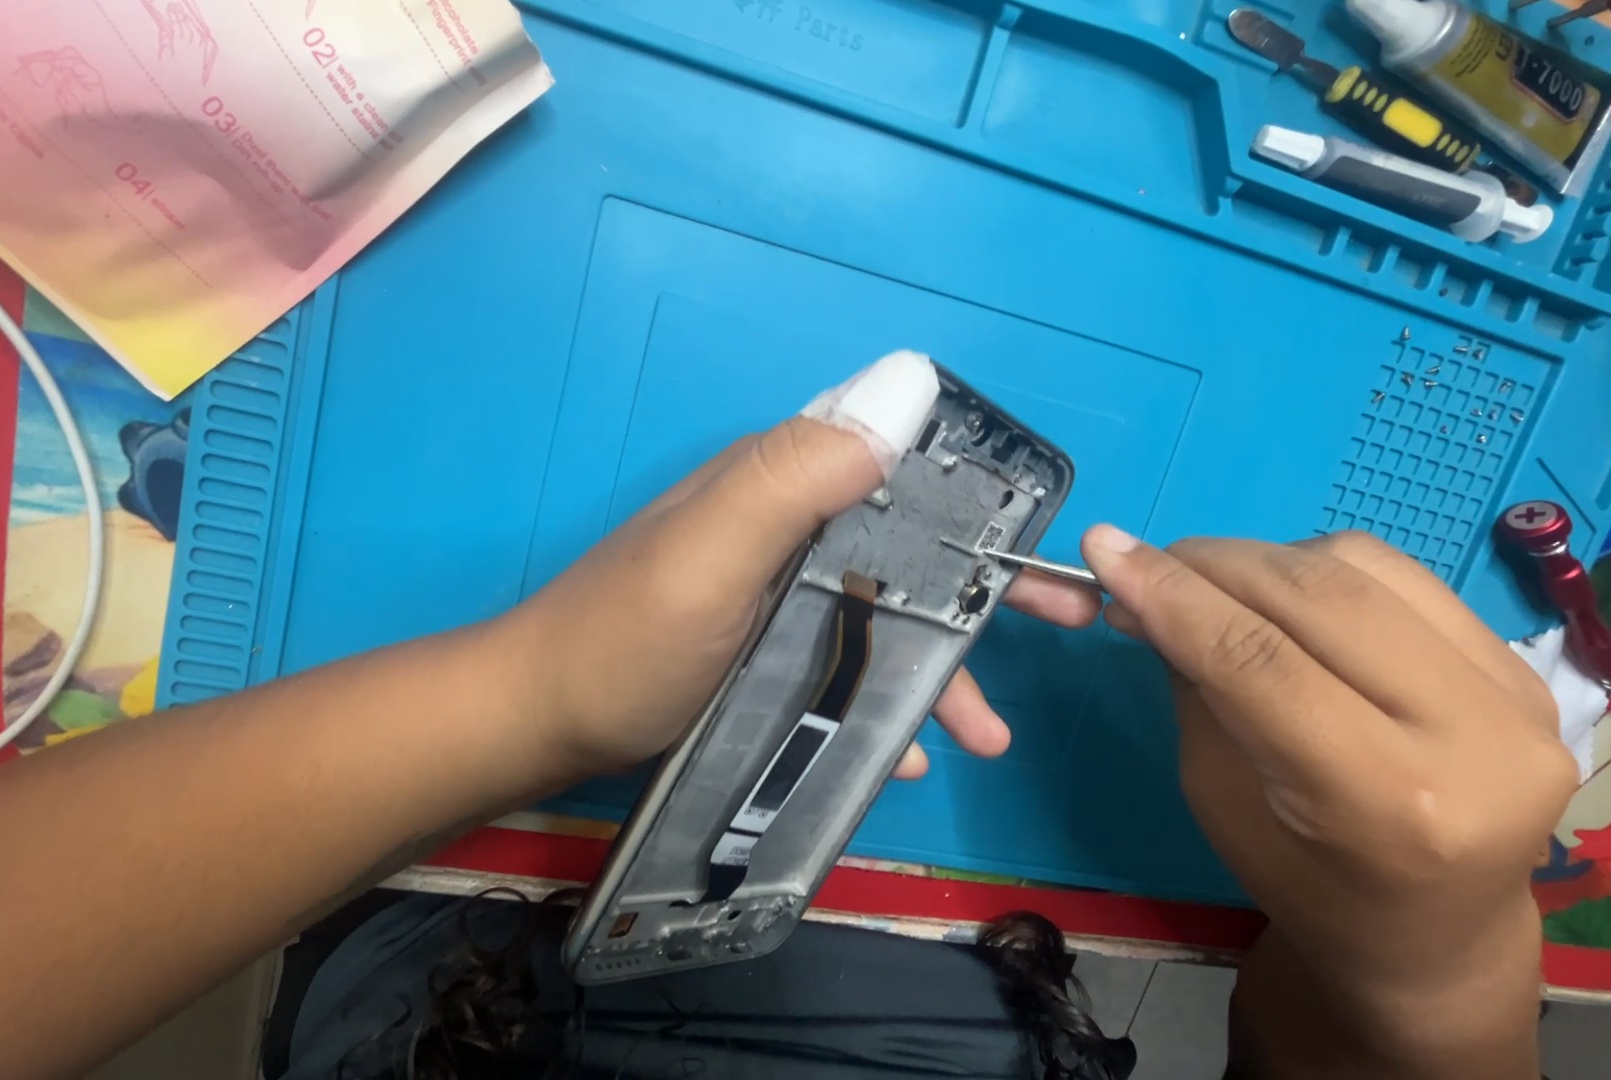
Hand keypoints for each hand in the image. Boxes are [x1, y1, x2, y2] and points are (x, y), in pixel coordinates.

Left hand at [498, 352, 1100, 774]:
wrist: (543, 721)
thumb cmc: (625, 638)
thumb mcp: (710, 552)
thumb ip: (792, 476)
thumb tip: (906, 387)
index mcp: (781, 484)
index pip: (902, 462)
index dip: (984, 498)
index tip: (1051, 547)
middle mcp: (785, 524)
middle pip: (907, 543)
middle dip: (983, 587)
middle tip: (1067, 624)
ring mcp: (775, 590)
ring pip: (882, 611)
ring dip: (941, 664)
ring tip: (983, 734)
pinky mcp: (762, 646)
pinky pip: (842, 660)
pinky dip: (880, 699)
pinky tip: (901, 752)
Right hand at [1080, 526, 1573, 1038]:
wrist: (1430, 925)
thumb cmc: (1297, 875)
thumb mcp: (1214, 789)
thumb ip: (1190, 680)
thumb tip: (1137, 592)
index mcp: (1382, 799)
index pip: (1255, 660)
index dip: (1168, 594)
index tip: (1100, 548)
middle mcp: (1472, 739)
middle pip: (1313, 597)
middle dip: (1207, 562)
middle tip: (1141, 560)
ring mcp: (1516, 696)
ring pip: (1358, 566)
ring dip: (1259, 559)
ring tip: (1208, 584)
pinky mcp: (1525, 667)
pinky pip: (1399, 574)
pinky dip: (1315, 567)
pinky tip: (1278, 595)